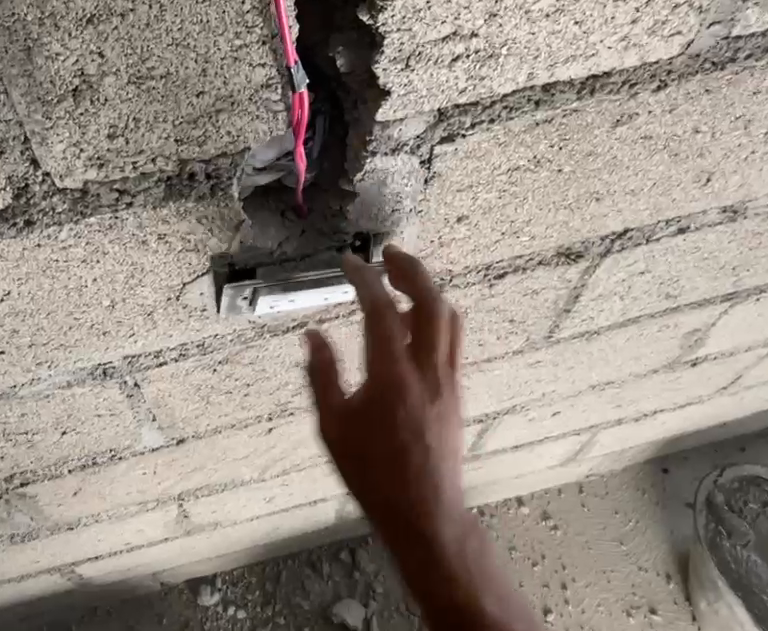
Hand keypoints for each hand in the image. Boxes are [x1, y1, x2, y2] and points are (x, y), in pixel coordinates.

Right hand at [304, 245, 466, 544]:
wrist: (424, 513)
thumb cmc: (373, 473)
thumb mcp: (332, 426)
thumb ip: (322, 375)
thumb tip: (312, 335)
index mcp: (392, 375)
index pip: (382, 310)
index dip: (364, 279)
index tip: (349, 262)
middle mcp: (427, 370)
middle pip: (431, 302)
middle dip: (411, 269)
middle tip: (387, 254)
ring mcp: (447, 379)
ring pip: (449, 317)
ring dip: (427, 288)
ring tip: (401, 277)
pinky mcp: (455, 390)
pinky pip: (452, 338)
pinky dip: (435, 313)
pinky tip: (415, 317)